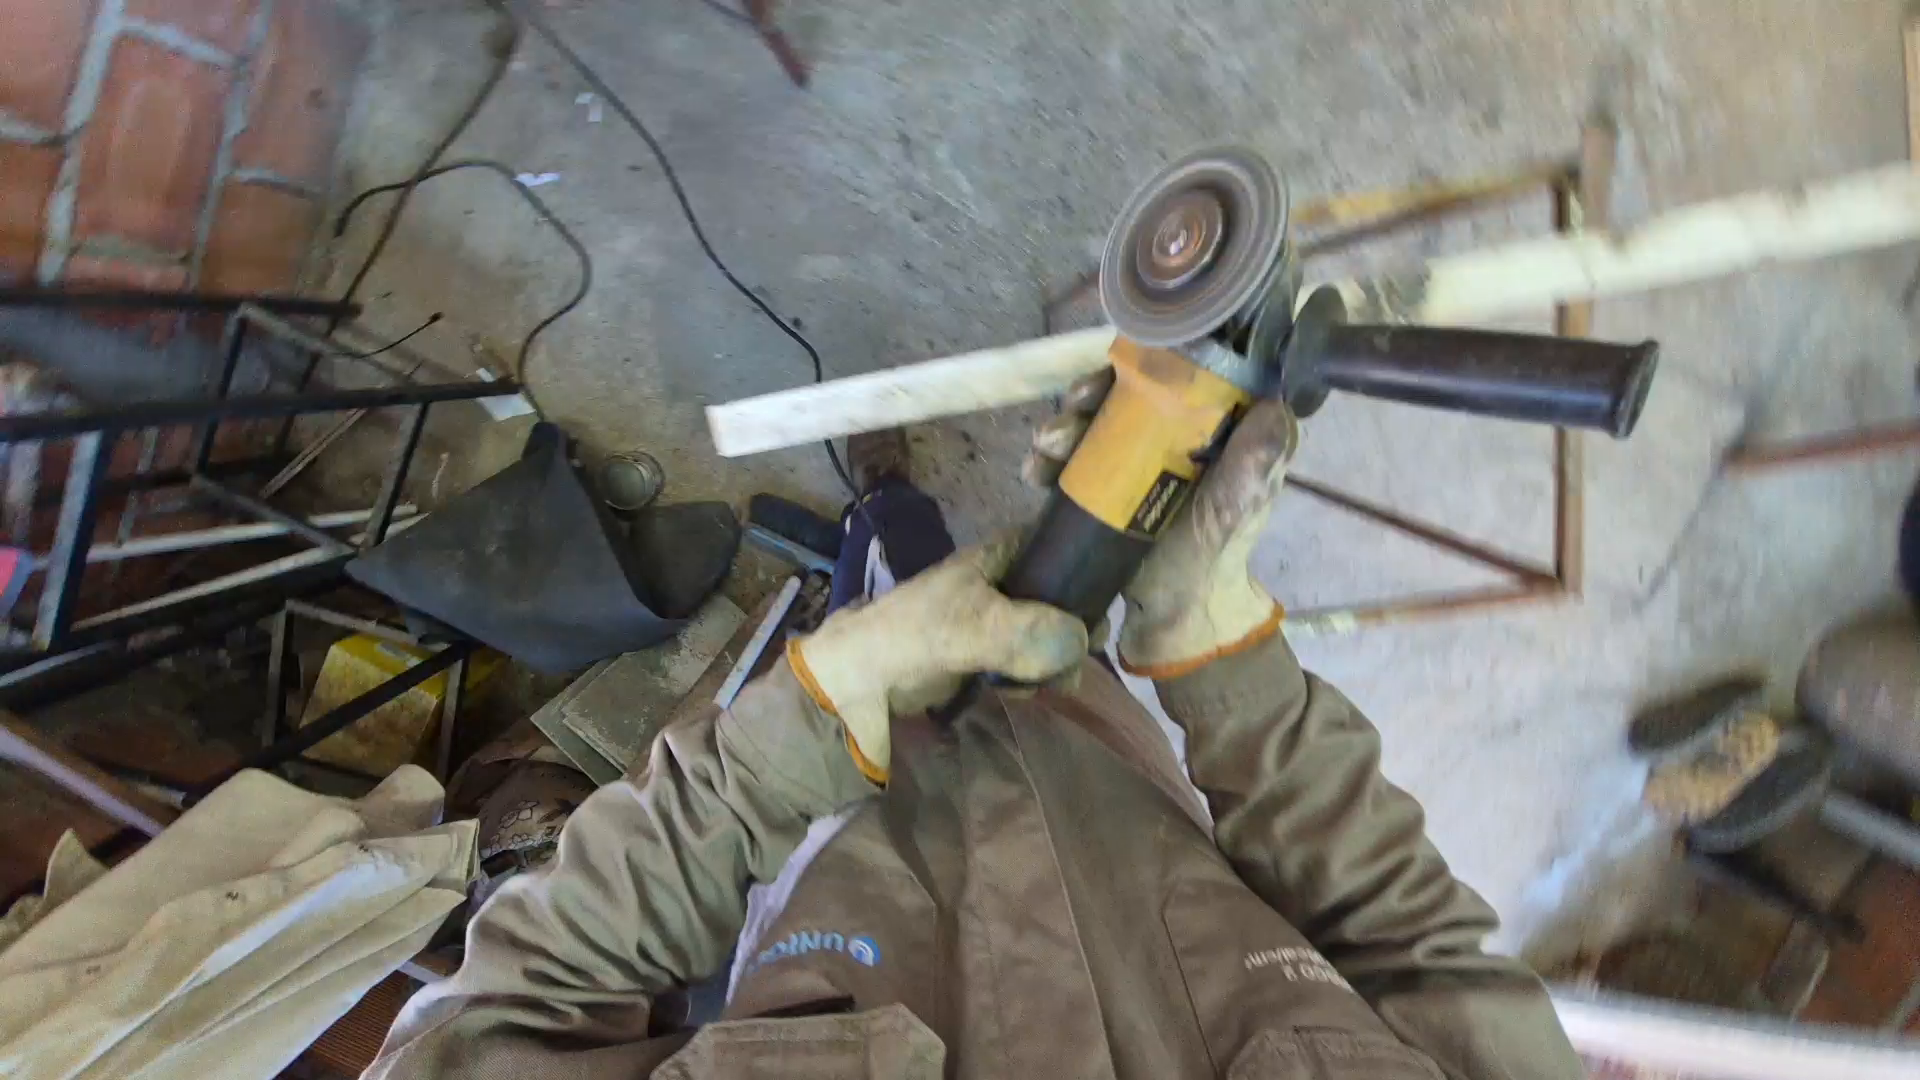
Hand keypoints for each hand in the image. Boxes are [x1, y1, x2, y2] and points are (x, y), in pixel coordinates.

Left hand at [788, 539, 1089, 780]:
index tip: (1102, 606)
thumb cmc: (917, 635)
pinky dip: (1036, 676)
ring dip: (1056, 660)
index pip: (1063, 545)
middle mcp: (1008, 579)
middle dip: (1075, 629)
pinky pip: (1032, 659)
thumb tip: (1082, 643)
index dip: (1088, 568)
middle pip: (1065, 595)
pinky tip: (1024, 691)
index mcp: (1004, 554)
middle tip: (1072, 662)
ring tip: (1044, 683)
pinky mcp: (991, 651)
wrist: (864, 678)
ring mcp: (1000, 616)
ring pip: (1053, 632)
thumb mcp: (975, 627)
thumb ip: (1031, 632)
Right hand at [1025, 369, 1298, 677]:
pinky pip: (1068, 468)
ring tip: (1043, 450)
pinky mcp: (1098, 494)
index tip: (1115, 373)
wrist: (1175, 617)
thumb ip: (1254, 465)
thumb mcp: (1238, 510)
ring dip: (1061, 429)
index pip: (1173, 380)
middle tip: (1068, 412)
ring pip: (1089, 429)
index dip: (1142, 367)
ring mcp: (1127, 468)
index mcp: (1205, 434)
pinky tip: (1033, 473)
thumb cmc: (1214, 559)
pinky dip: (1047, 465)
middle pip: (1120, 400)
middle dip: (1087, 399)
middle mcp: (1164, 442)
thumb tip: (1272, 404)